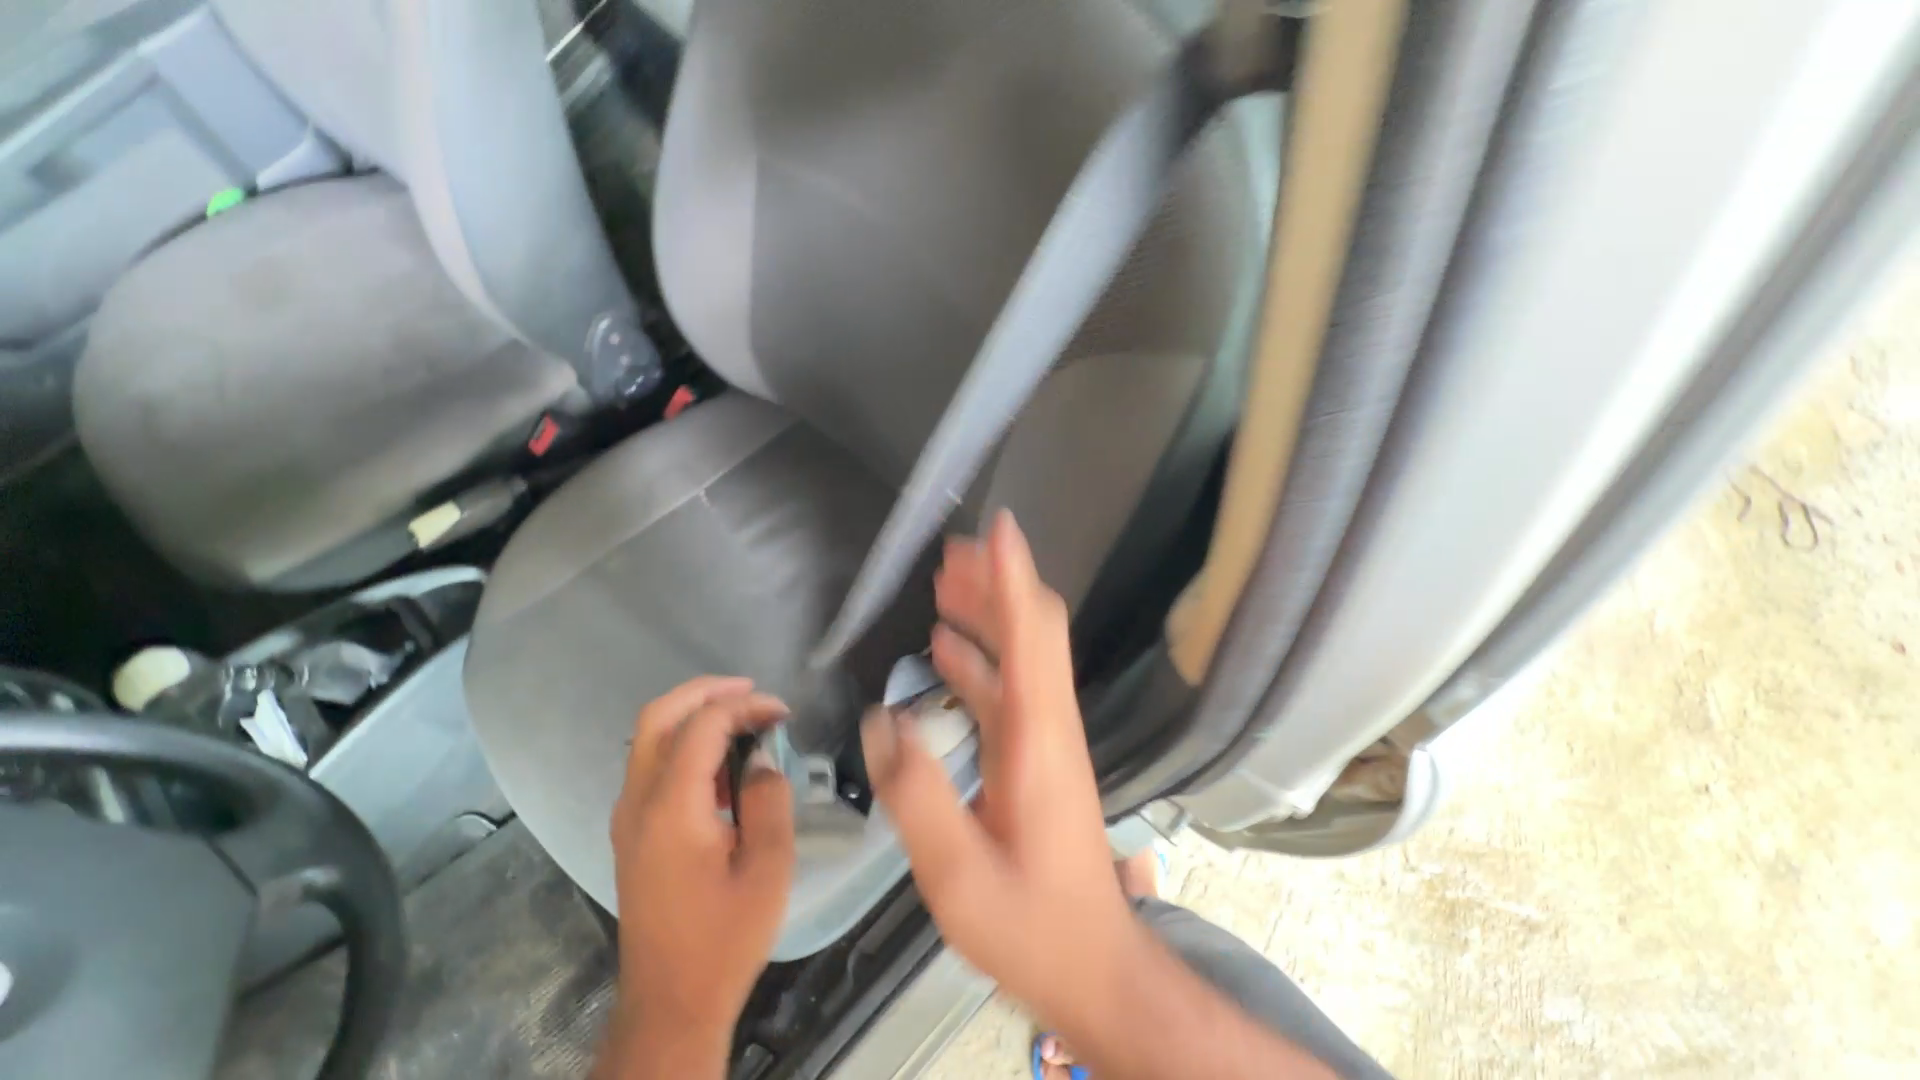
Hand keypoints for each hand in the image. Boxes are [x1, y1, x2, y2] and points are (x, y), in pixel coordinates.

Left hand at [596, 678, 794, 1078]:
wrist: (671, 1000)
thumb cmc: (725, 937)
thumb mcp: (767, 868)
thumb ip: (767, 799)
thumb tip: (760, 758)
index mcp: (672, 806)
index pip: (702, 726)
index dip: (745, 706)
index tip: (783, 713)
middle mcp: (638, 802)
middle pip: (657, 717)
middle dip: (704, 692)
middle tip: (751, 692)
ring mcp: (627, 819)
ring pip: (647, 740)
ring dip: (691, 718)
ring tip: (742, 723)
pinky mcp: (631, 835)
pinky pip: (649, 768)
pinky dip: (682, 747)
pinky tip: (721, 767)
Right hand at [862, 511, 1147, 1027]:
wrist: (1093, 967)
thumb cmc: (1030, 925)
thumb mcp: (959, 873)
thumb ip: (918, 795)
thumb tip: (884, 721)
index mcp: (1036, 741)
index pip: (1031, 635)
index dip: (1012, 578)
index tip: (997, 528)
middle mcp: (1048, 728)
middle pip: (1031, 633)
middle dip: (993, 585)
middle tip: (950, 552)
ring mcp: (1045, 743)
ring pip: (1019, 657)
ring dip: (985, 615)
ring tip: (943, 585)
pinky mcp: (1036, 762)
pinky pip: (1007, 691)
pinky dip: (979, 661)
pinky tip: (944, 656)